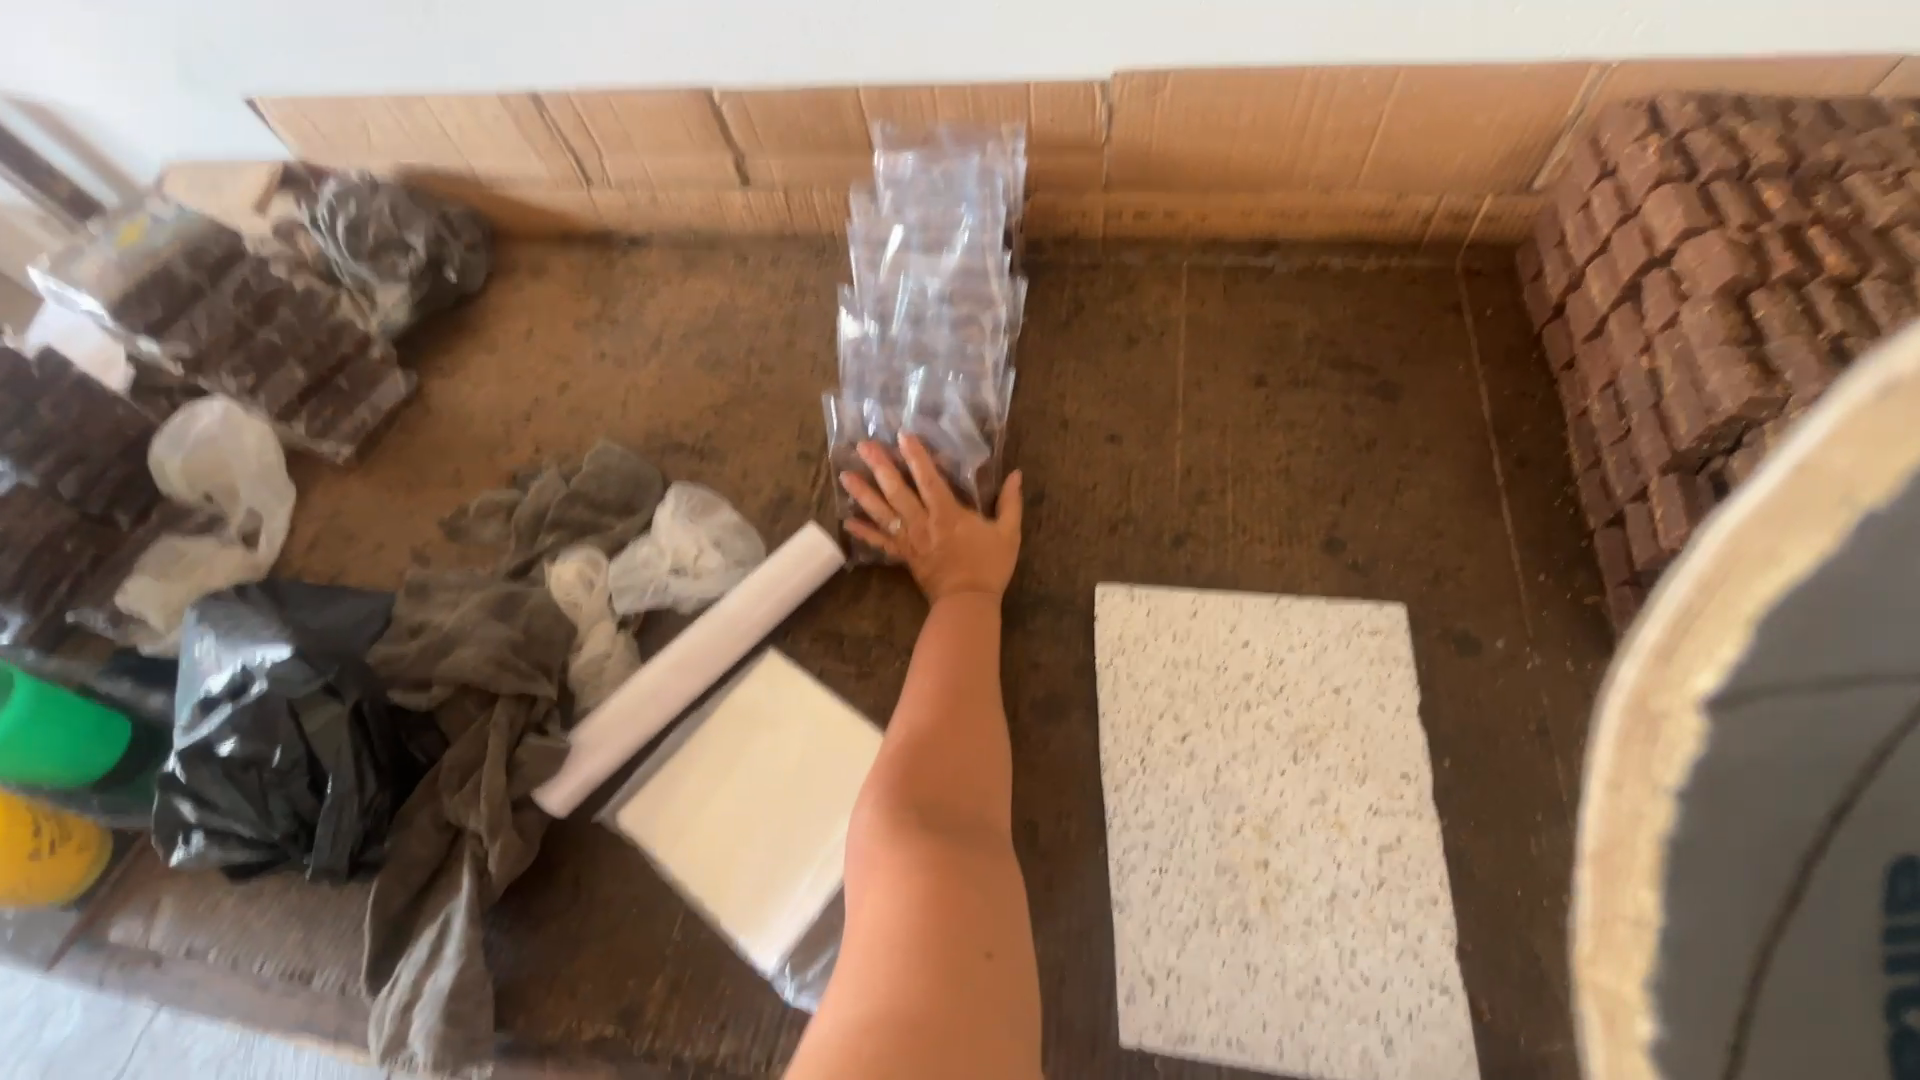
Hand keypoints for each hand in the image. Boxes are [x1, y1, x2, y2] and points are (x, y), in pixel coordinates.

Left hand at [840, 436, 1023, 603]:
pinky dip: (864, 533)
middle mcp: (923, 523)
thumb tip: (1016, 474)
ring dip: (863, 494)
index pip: (928, 479)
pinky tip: (847, 522)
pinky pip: (880, 543)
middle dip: (880, 467)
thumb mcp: (1008, 533)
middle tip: (863, 447)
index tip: (902, 436)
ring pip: (882, 514)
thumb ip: (1010, 502)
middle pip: (897, 492)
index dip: (915, 456)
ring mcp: (910, 540)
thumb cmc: (990, 566)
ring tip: (845, 476)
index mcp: (948, 513)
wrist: (969, 602)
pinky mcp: (904, 557)